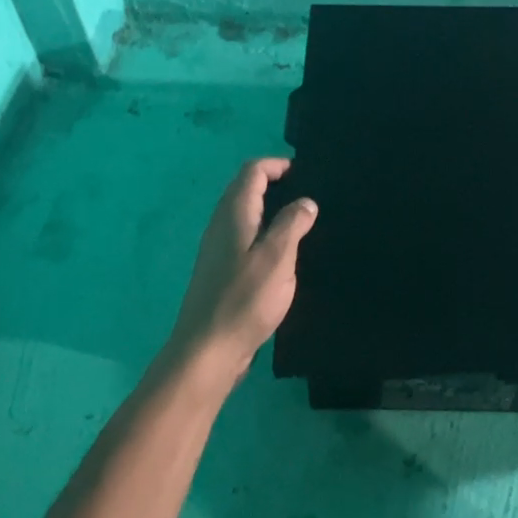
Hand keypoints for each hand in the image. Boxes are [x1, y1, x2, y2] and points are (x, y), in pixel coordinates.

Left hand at [168, 158, 317, 378]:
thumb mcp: (277, 259)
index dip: (278, 165)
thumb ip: (292, 225)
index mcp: (233, 215)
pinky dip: (265, 235)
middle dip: (275, 185)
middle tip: (310, 195)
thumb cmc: (244, 300)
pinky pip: (245, 240)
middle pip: (245, 190)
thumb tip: (305, 201)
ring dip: (271, 212)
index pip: (252, 172)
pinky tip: (286, 256)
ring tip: (304, 223)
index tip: (306, 172)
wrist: (208, 351)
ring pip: (245, 216)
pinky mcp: (222, 273)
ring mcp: (218, 251)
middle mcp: (221, 226)